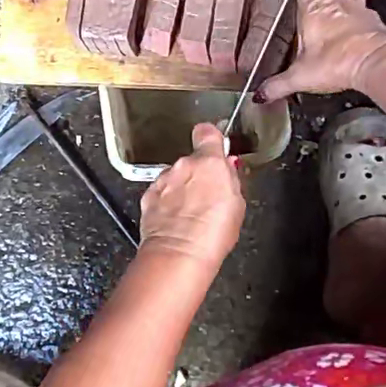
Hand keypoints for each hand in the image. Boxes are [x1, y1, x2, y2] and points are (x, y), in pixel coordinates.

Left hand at [140, 123, 245, 266]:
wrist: (177, 254)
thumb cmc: (213, 233)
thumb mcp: (237, 204)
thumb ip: (231, 179)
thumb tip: (227, 167)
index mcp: (208, 162)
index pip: (207, 133)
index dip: (211, 138)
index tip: (214, 144)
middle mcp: (182, 166)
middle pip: (192, 162)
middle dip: (199, 175)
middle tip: (209, 197)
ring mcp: (162, 180)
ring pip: (175, 178)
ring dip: (182, 190)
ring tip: (192, 214)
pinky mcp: (148, 196)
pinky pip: (161, 193)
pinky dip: (167, 203)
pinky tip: (175, 220)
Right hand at [255, 0, 385, 101]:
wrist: (377, 62)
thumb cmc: (338, 61)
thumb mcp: (299, 77)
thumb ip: (277, 85)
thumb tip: (262, 94)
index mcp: (313, 10)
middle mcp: (337, 4)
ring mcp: (360, 10)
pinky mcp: (377, 21)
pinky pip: (368, 7)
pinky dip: (362, 10)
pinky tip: (357, 22)